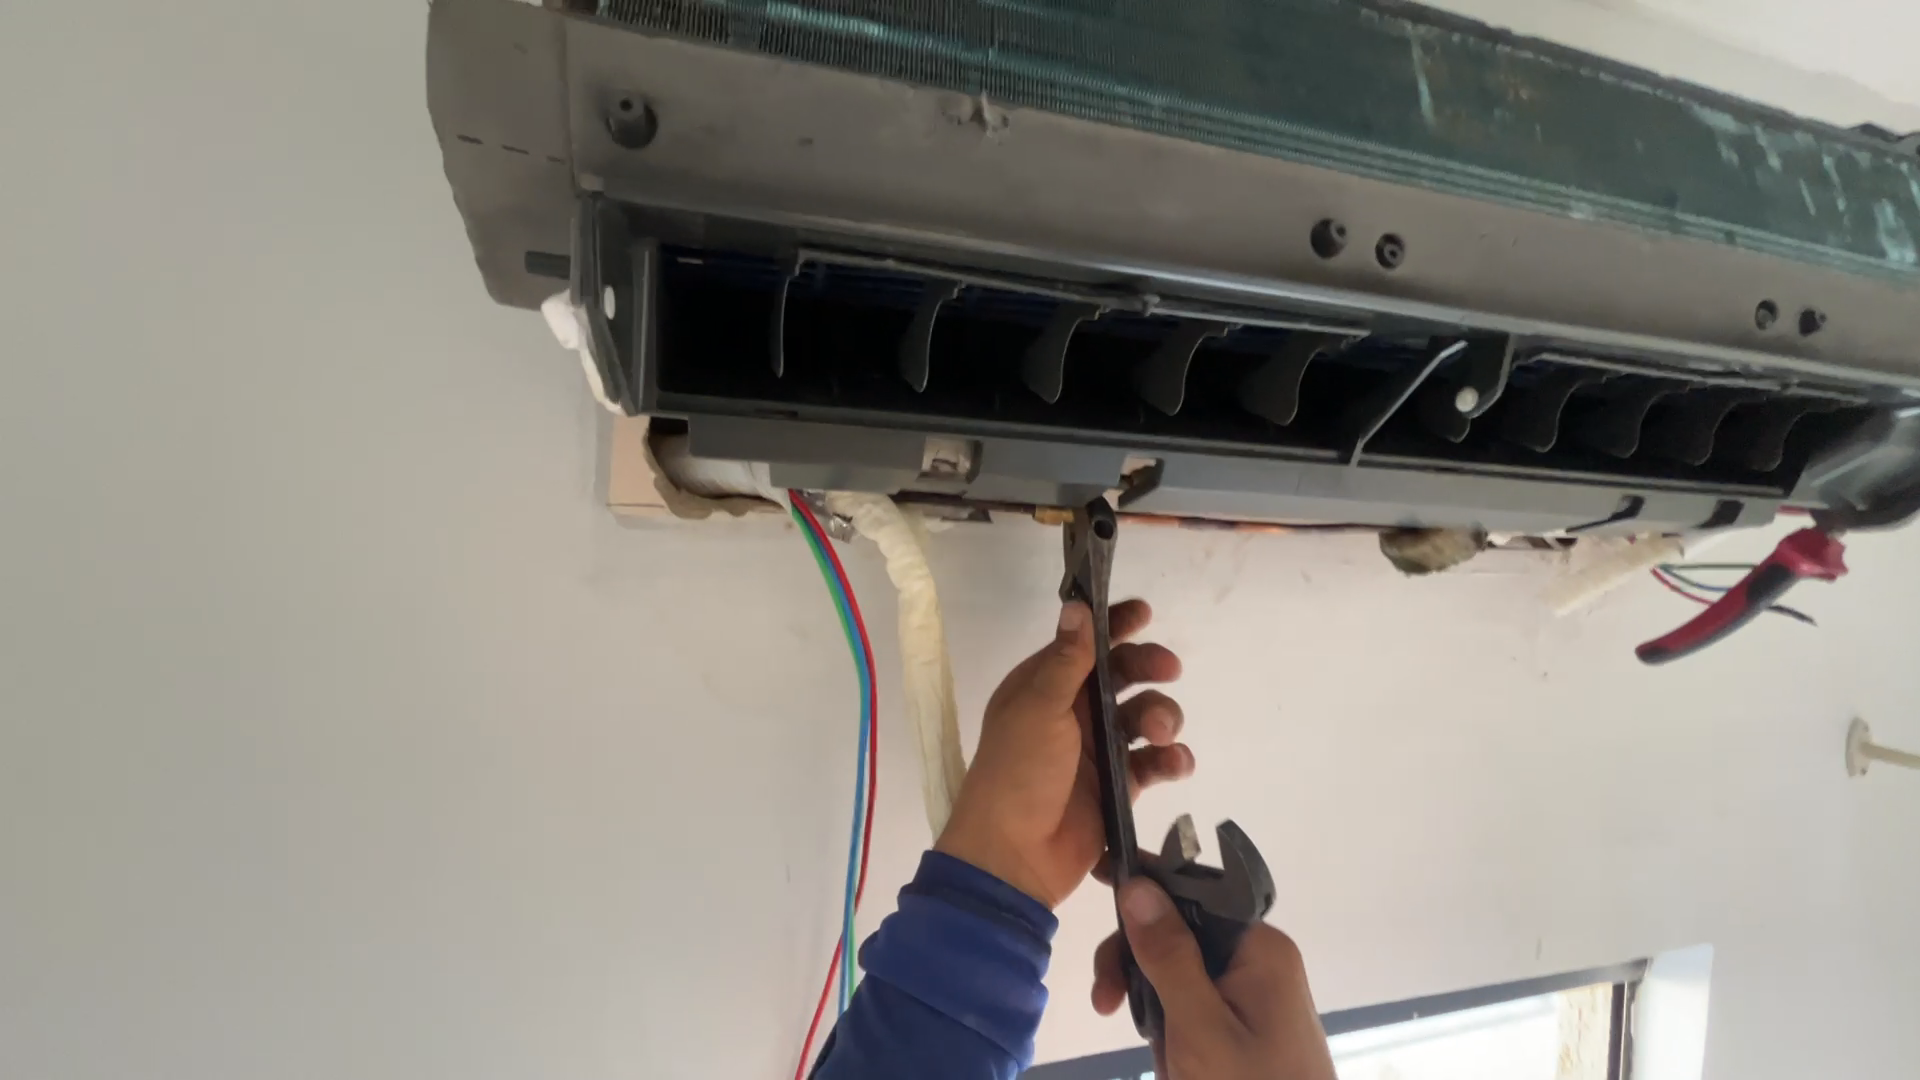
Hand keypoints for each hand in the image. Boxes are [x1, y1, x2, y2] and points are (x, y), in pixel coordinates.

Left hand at [933, 600, 1192, 909]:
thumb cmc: (1019, 771)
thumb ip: (1065, 660)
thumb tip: (1076, 605)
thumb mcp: (1038, 708)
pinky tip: (1174, 763)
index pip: (1083, 644)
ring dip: (1160, 716)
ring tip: (1159, 733)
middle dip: (1147, 667)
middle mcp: (1072, 711)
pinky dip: (1169, 760)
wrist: (1015, 856)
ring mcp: (1097, 749)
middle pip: (1121, 675)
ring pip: (1143, 716)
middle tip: (1168, 669)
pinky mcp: (1119, 786)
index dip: (1113, 625)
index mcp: (1044, 686)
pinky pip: (1153, 762)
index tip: (1143, 613)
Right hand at [1092, 879, 1335, 1079]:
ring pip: (1178, 964)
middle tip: (1105, 998)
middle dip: (1135, 954)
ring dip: (1145, 990)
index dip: (1146, 880)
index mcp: (1259, 948)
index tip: (1098, 872)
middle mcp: (1258, 960)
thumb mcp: (1199, 1027)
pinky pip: (1191, 997)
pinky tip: (1159, 1046)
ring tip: (1130, 1030)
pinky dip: (1165, 1014)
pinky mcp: (1242, 1025)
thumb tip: (1137, 883)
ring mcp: (1251, 995)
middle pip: (1179, 928)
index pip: (1194, 888)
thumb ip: (1167, 954)